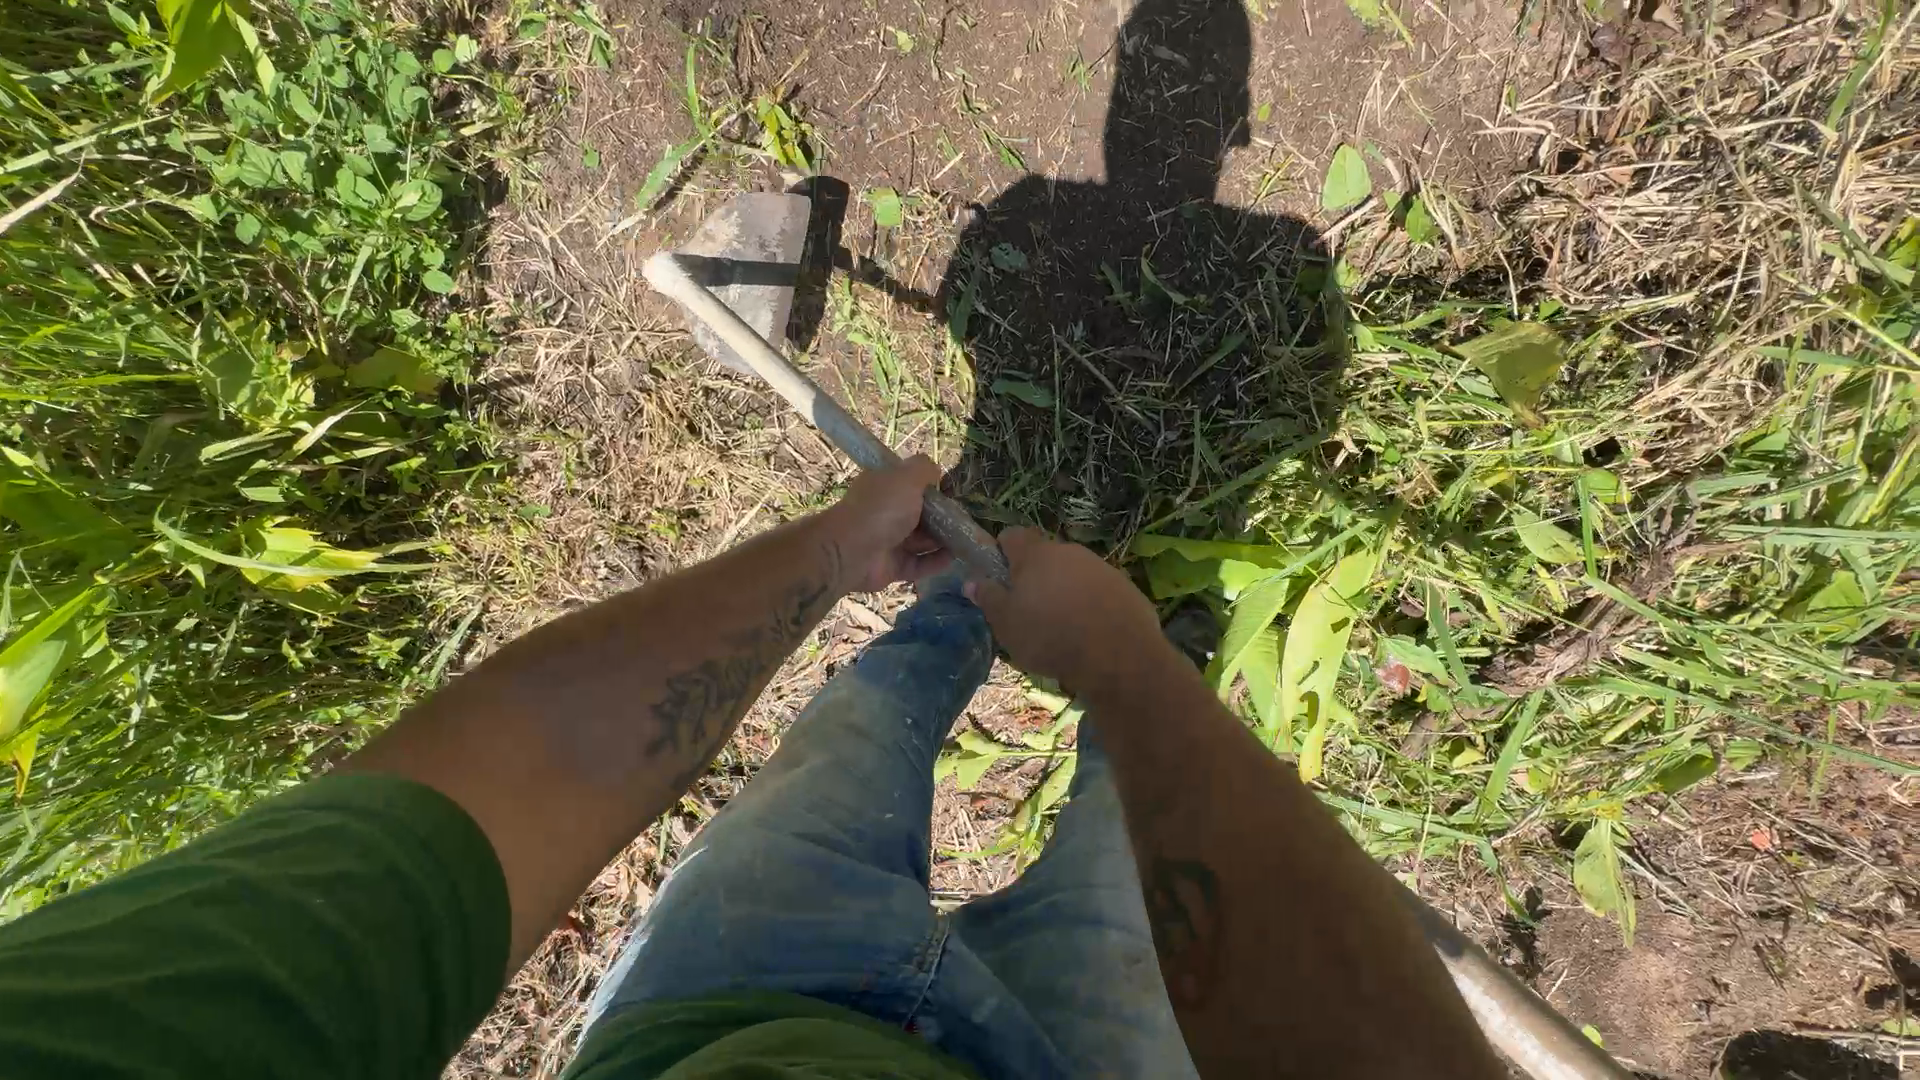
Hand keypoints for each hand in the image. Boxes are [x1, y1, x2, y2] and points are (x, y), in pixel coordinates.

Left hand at [821, 456, 955, 591]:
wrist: (851, 551)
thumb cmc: (881, 508)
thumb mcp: (906, 477)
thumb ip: (924, 469)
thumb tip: (936, 471)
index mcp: (885, 487)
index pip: (911, 485)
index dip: (932, 488)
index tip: (952, 493)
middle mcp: (886, 513)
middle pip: (920, 514)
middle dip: (942, 517)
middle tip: (964, 519)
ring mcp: (889, 542)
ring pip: (922, 541)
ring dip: (943, 540)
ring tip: (966, 538)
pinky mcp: (893, 567)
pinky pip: (919, 564)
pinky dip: (936, 561)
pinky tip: (954, 557)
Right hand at [963, 527, 1167, 688]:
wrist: (1118, 657)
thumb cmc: (1050, 637)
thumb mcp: (1006, 623)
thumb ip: (988, 598)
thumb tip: (972, 581)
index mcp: (1036, 554)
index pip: (1012, 535)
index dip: (1002, 553)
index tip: (1000, 579)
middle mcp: (1069, 552)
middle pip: (1045, 556)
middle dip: (1035, 577)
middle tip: (1028, 611)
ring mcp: (1101, 568)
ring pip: (1074, 573)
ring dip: (1064, 591)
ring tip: (1062, 628)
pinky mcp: (1126, 588)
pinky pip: (1099, 591)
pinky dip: (1091, 605)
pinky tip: (1090, 634)